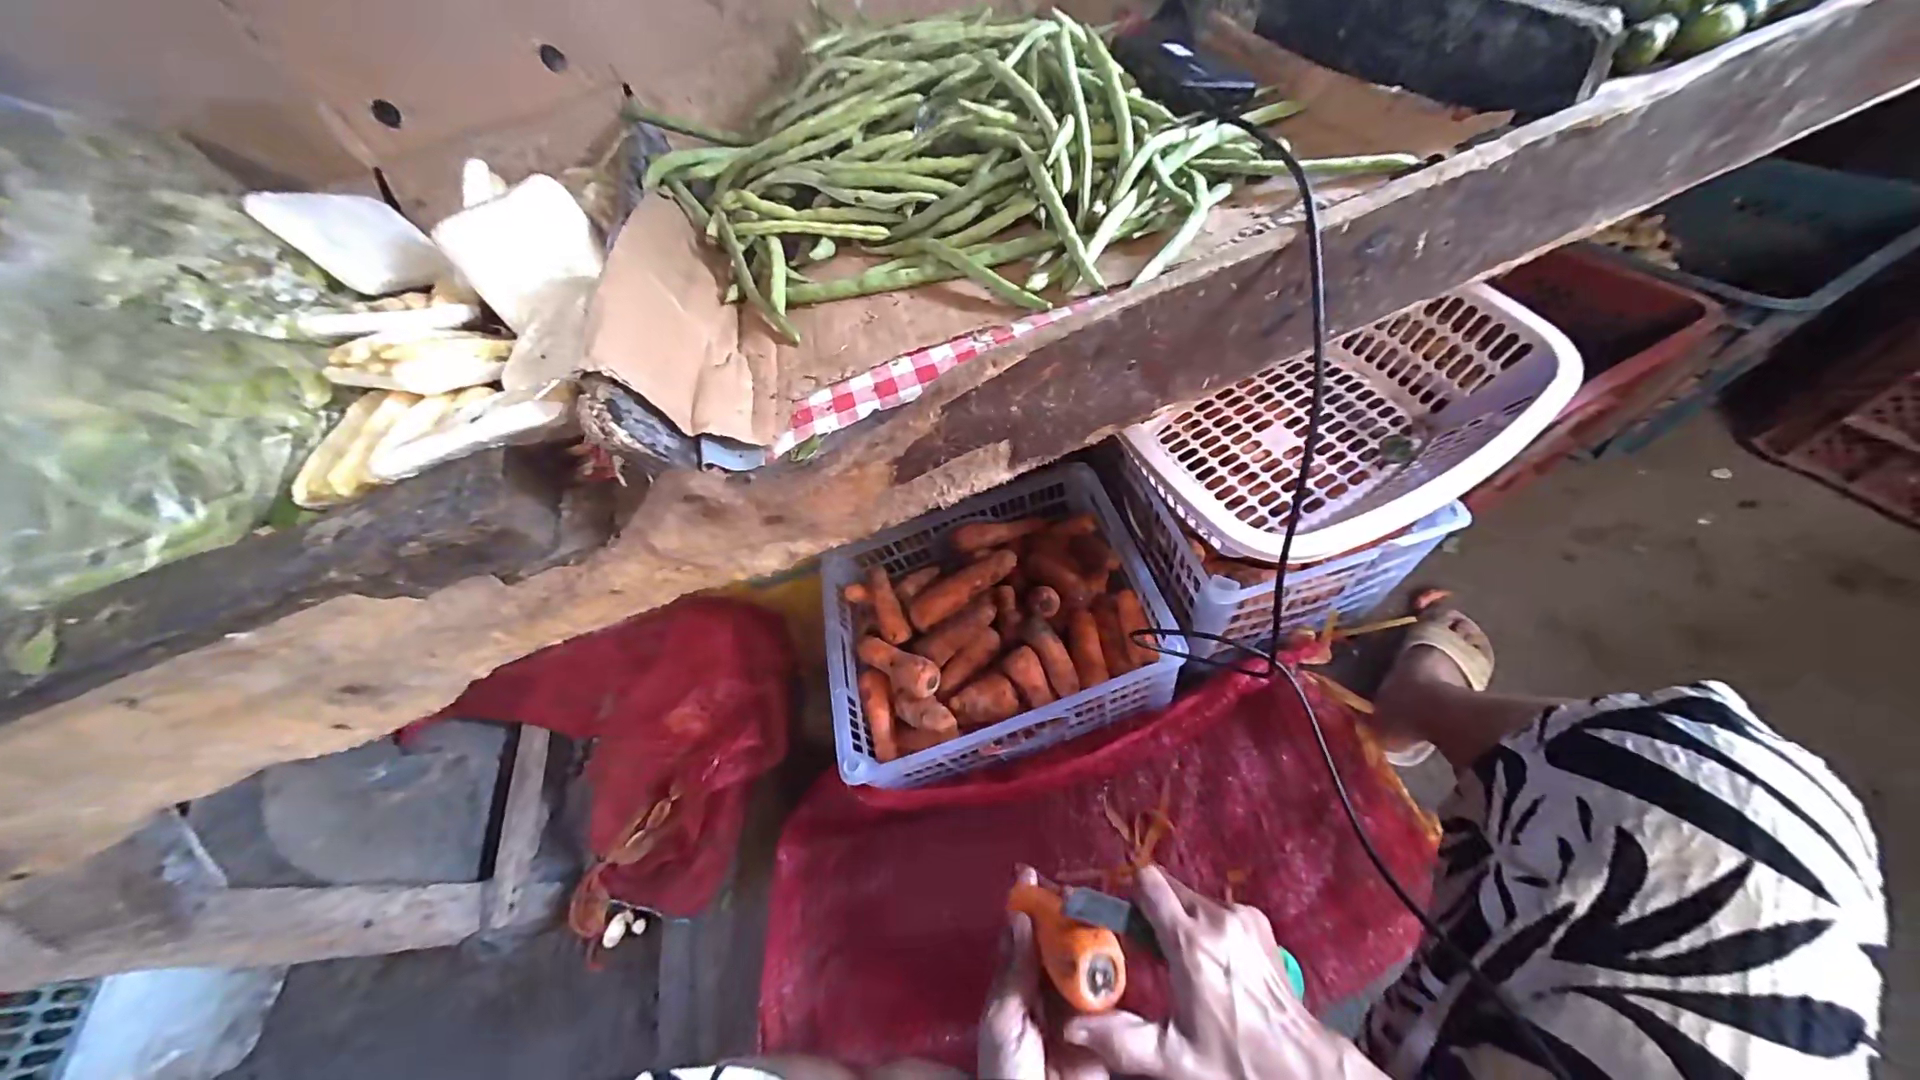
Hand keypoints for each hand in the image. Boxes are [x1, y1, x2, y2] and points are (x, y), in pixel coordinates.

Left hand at [979, 866, 1108, 1079]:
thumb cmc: (1008, 1071)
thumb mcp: (1003, 1020)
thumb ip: (1013, 970)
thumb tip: (1020, 917)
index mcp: (1017, 985)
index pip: (1025, 937)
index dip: (1029, 906)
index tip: (1031, 872)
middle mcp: (1047, 990)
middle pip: (1057, 943)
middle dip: (1064, 913)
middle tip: (1072, 886)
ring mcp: (1077, 1009)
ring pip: (1084, 961)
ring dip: (1089, 933)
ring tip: (1095, 903)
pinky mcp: (1104, 1030)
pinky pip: (1109, 994)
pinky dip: (1114, 968)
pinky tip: (1119, 941)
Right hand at [1061, 866, 1386, 1079]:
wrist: (1306, 1068)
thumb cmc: (1236, 1065)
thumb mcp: (1174, 1059)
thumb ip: (1120, 1039)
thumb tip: (1072, 1027)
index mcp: (1191, 943)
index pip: (1147, 883)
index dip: (1127, 895)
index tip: (1119, 919)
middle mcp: (1216, 917)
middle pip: (1166, 886)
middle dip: (1150, 908)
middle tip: (1147, 947)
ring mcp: (1241, 915)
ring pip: (1189, 896)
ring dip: (1176, 917)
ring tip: (1181, 960)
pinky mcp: (1257, 919)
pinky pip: (1213, 906)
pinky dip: (1202, 923)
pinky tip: (1210, 961)